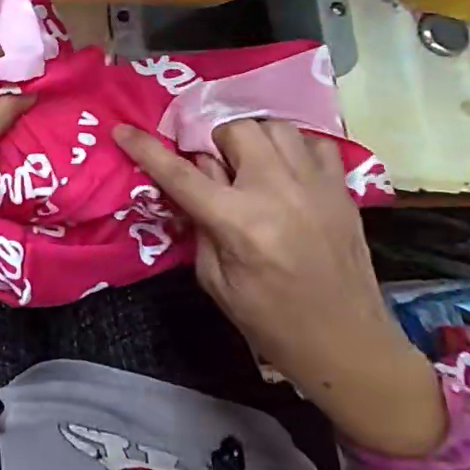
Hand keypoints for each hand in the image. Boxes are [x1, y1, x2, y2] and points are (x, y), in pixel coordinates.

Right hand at [113, 120, 445, 455]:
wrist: (347, 343)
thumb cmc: (270, 322)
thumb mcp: (215, 281)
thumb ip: (199, 225)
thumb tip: (196, 181)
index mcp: (238, 222)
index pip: (180, 173)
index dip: (146, 149)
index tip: (123, 130)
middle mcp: (277, 191)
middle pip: (235, 130)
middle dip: (216, 143)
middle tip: (215, 169)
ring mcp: (315, 185)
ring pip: (275, 126)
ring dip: (253, 140)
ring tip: (251, 166)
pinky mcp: (342, 189)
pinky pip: (313, 142)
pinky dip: (293, 148)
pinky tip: (287, 172)